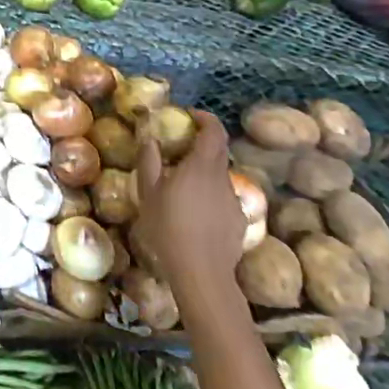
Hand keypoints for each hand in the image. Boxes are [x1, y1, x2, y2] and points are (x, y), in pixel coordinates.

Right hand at [133, 109, 243, 297]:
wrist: (202, 272)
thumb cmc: (169, 229)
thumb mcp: (149, 194)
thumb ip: (149, 162)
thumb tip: (149, 138)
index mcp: (202, 165)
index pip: (213, 129)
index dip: (205, 118)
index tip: (191, 116)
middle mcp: (222, 176)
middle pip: (220, 150)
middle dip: (203, 143)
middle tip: (182, 149)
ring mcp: (234, 199)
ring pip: (220, 176)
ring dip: (205, 173)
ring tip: (184, 188)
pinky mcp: (239, 220)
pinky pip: (224, 199)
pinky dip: (212, 197)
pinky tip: (198, 216)